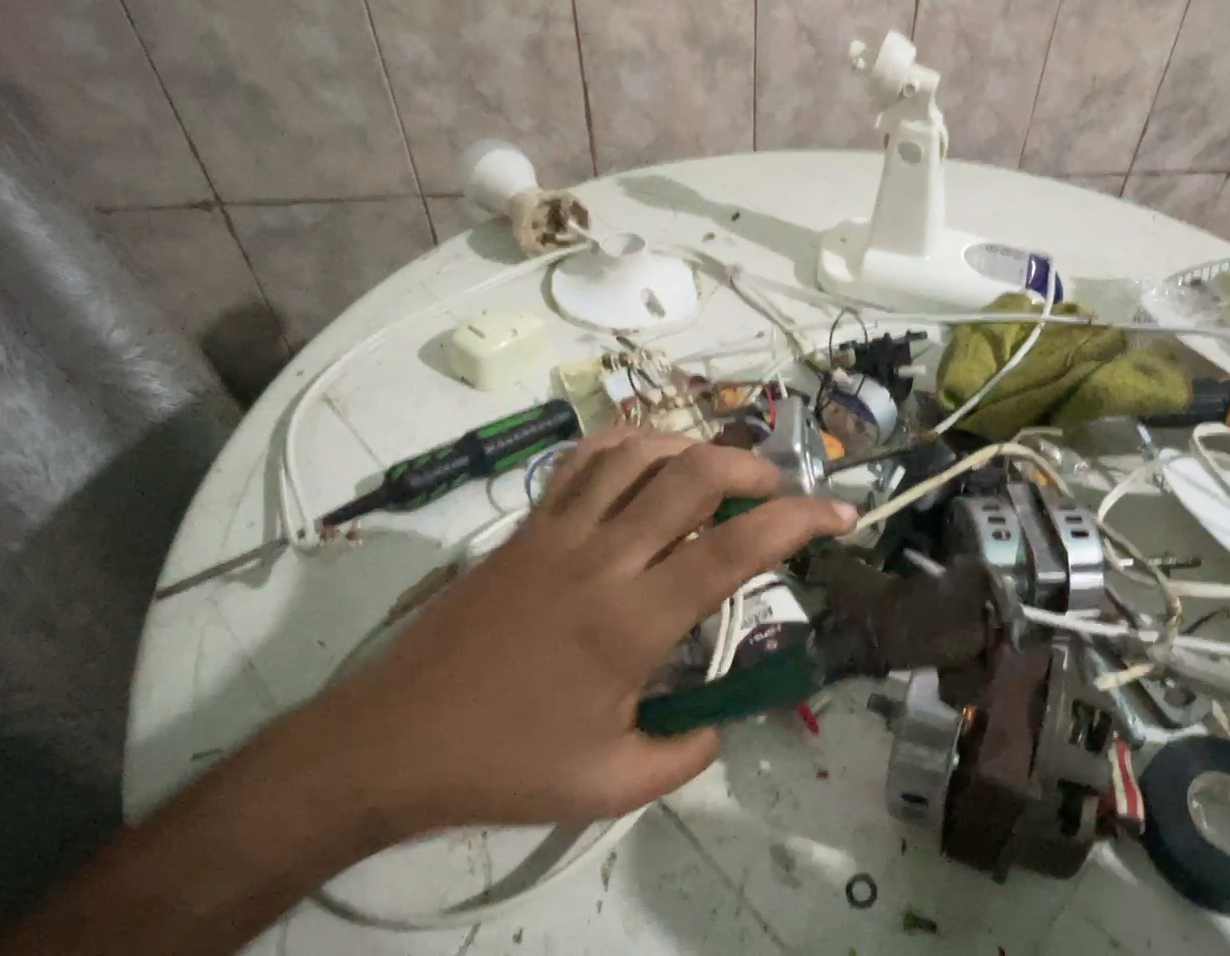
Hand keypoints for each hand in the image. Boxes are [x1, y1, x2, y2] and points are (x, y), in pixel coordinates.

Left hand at [312, 430, 855, 835]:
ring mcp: (558, 532)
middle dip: (754, 469)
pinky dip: (630, 446)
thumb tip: (721, 721)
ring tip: (720, 474)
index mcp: (632, 621)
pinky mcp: (525, 526)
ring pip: (639, 451)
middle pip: (693, 475)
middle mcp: (602, 558)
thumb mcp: (612, 784)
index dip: (799, 521)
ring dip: (694, 449)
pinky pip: (584, 460)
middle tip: (779, 493)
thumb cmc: (505, 765)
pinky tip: (648, 465)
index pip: (735, 549)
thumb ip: (685, 752)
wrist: (389, 742)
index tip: (840, 514)